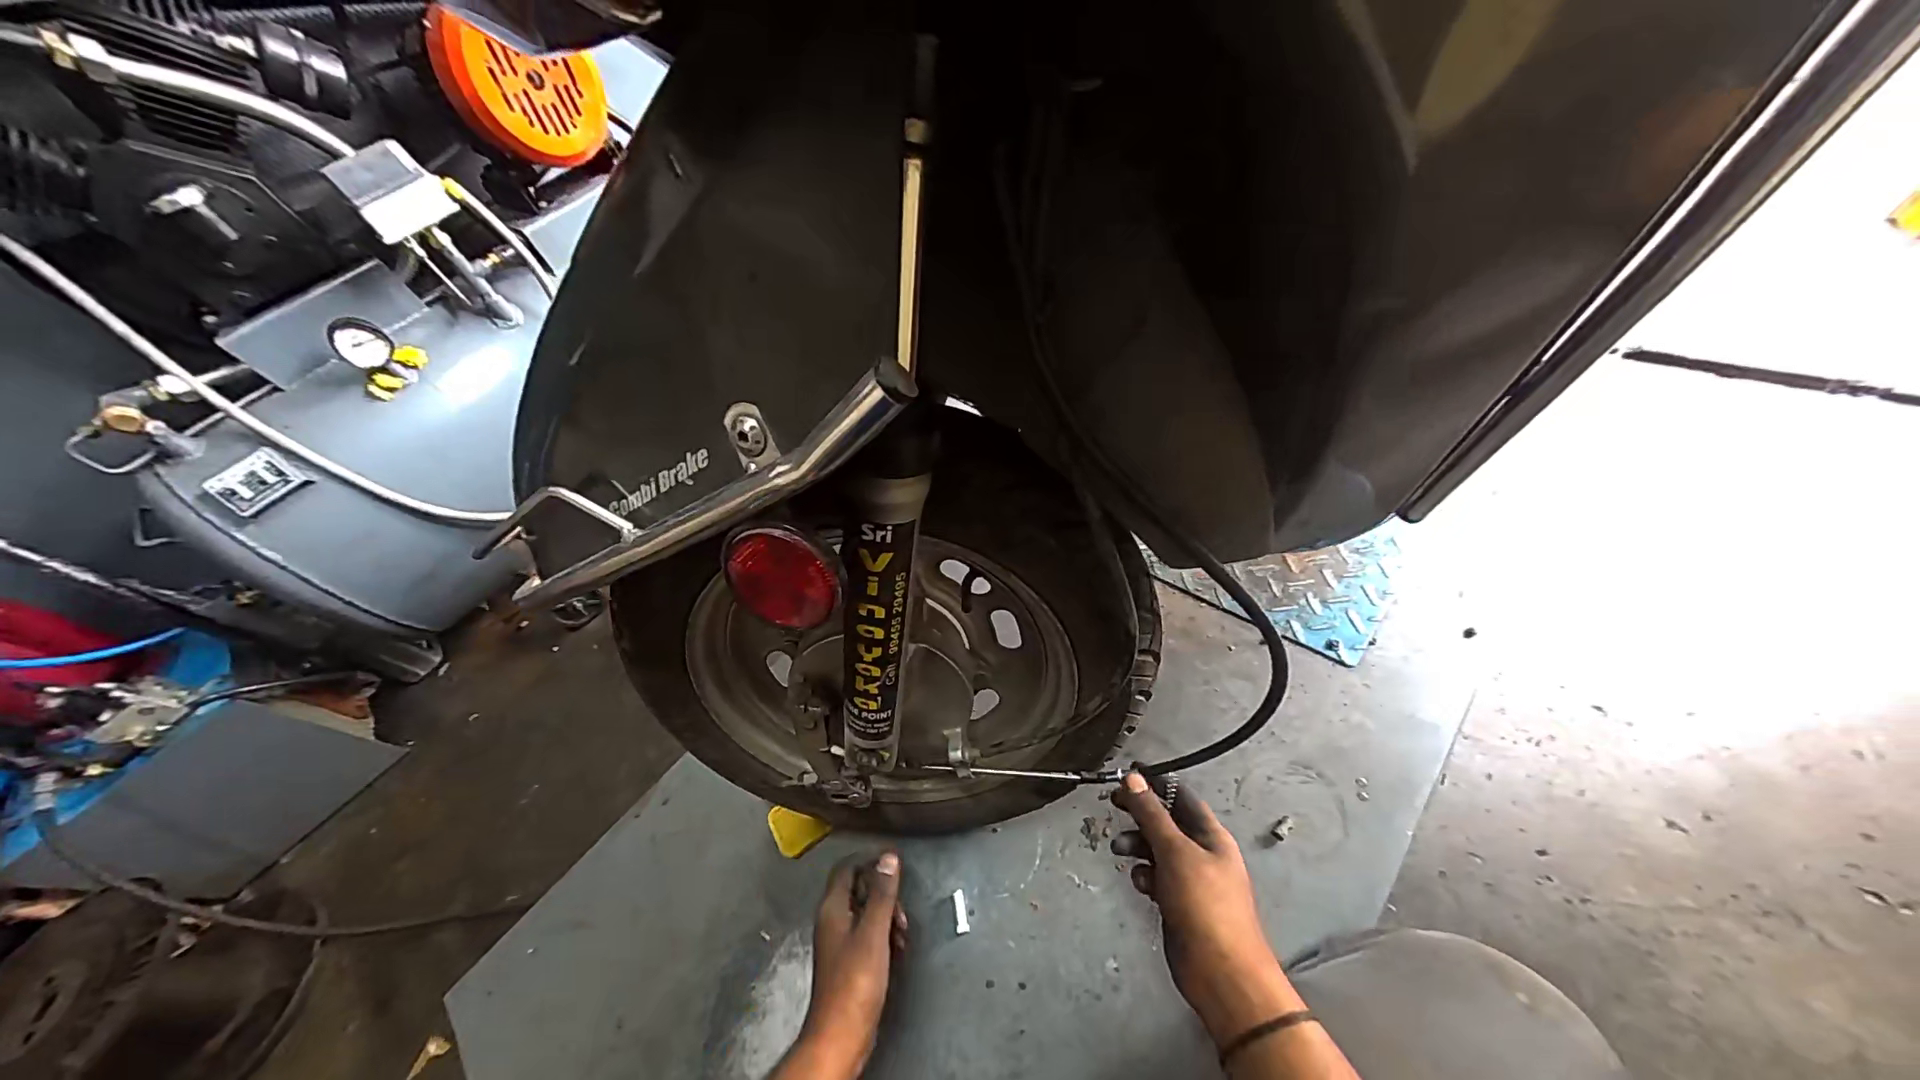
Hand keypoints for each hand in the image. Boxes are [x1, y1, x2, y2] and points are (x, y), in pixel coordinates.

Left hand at [776, 851, 907, 1079]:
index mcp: (832, 908)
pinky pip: (868, 932)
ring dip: (887, 914)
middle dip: (883, 892)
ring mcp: (840, 940)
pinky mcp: (849, 959)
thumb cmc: (856, 981)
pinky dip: (884, 933)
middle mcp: (832, 919)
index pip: (847, 867)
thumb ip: (882, 894)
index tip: (896, 862)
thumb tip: (888, 857)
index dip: (870, 859)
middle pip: (858, 888)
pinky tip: (897, 947)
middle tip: (901, 910)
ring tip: (903, 932)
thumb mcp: (873, 932)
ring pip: (865, 911)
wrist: (841, 1035)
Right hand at [1111, 773, 1300, 1045]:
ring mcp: (1191, 878)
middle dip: (1140, 813)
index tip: (1127, 773)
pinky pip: (1157, 876)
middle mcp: (1202, 852)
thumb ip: (1151, 814)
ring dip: (1137, 845)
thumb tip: (1134, 778)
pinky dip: (1145, 874)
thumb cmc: (1204, 905)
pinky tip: (1141, 884)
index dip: (1154, 782)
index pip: (1180, 795)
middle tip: (1113, 803)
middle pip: (1166, 821)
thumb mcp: (1174, 851)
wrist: (1221, 973)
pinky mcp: (1178, 902)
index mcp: (1210, 834)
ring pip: (1157, 849)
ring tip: (1120, 849)